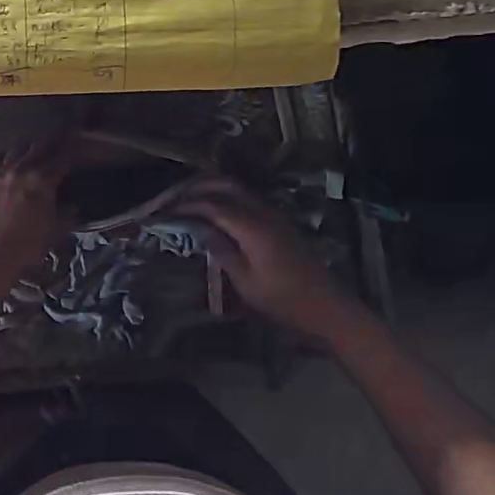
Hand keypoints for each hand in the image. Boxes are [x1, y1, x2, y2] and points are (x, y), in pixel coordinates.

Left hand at [0, 141, 68, 272]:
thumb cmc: (28, 244)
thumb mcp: (55, 229)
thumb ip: (66, 213)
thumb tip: (73, 205)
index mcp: (41, 181)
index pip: (60, 162)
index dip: (69, 158)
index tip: (76, 153)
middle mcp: (21, 172)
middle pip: (38, 151)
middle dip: (50, 146)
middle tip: (59, 140)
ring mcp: (2, 176)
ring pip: (17, 153)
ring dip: (29, 150)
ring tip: (36, 148)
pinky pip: (3, 166)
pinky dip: (13, 162)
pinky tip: (16, 165)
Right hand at [170, 176, 363, 337]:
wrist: (329, 309)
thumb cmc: (283, 300)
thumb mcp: (244, 281)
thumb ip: (219, 249)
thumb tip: (196, 227)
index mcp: (254, 228)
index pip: (213, 205)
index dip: (186, 205)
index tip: (165, 212)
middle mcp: (265, 214)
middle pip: (227, 185)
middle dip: (197, 187)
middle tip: (173, 198)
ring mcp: (275, 216)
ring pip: (238, 189)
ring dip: (211, 189)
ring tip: (187, 200)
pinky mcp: (279, 223)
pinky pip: (247, 199)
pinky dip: (225, 197)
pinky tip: (212, 211)